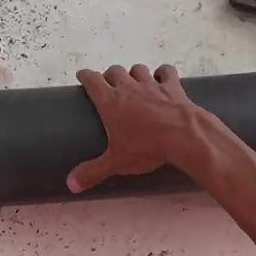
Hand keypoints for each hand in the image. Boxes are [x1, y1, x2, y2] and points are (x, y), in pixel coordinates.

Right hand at [67, 63, 210, 192]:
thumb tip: (71, 185)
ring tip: (134, 83)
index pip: (92, 80)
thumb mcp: (116, 162)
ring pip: (139, 69)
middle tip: (109, 86)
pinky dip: (163, 73)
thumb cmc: (146, 147)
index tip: (82, 76)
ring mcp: (152, 85)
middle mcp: (129, 87)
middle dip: (109, 75)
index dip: (85, 76)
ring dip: (134, 73)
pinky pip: (166, 71)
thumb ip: (92, 172)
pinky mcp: (173, 87)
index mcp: (110, 101)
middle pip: (115, 71)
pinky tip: (162, 78)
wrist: (184, 136)